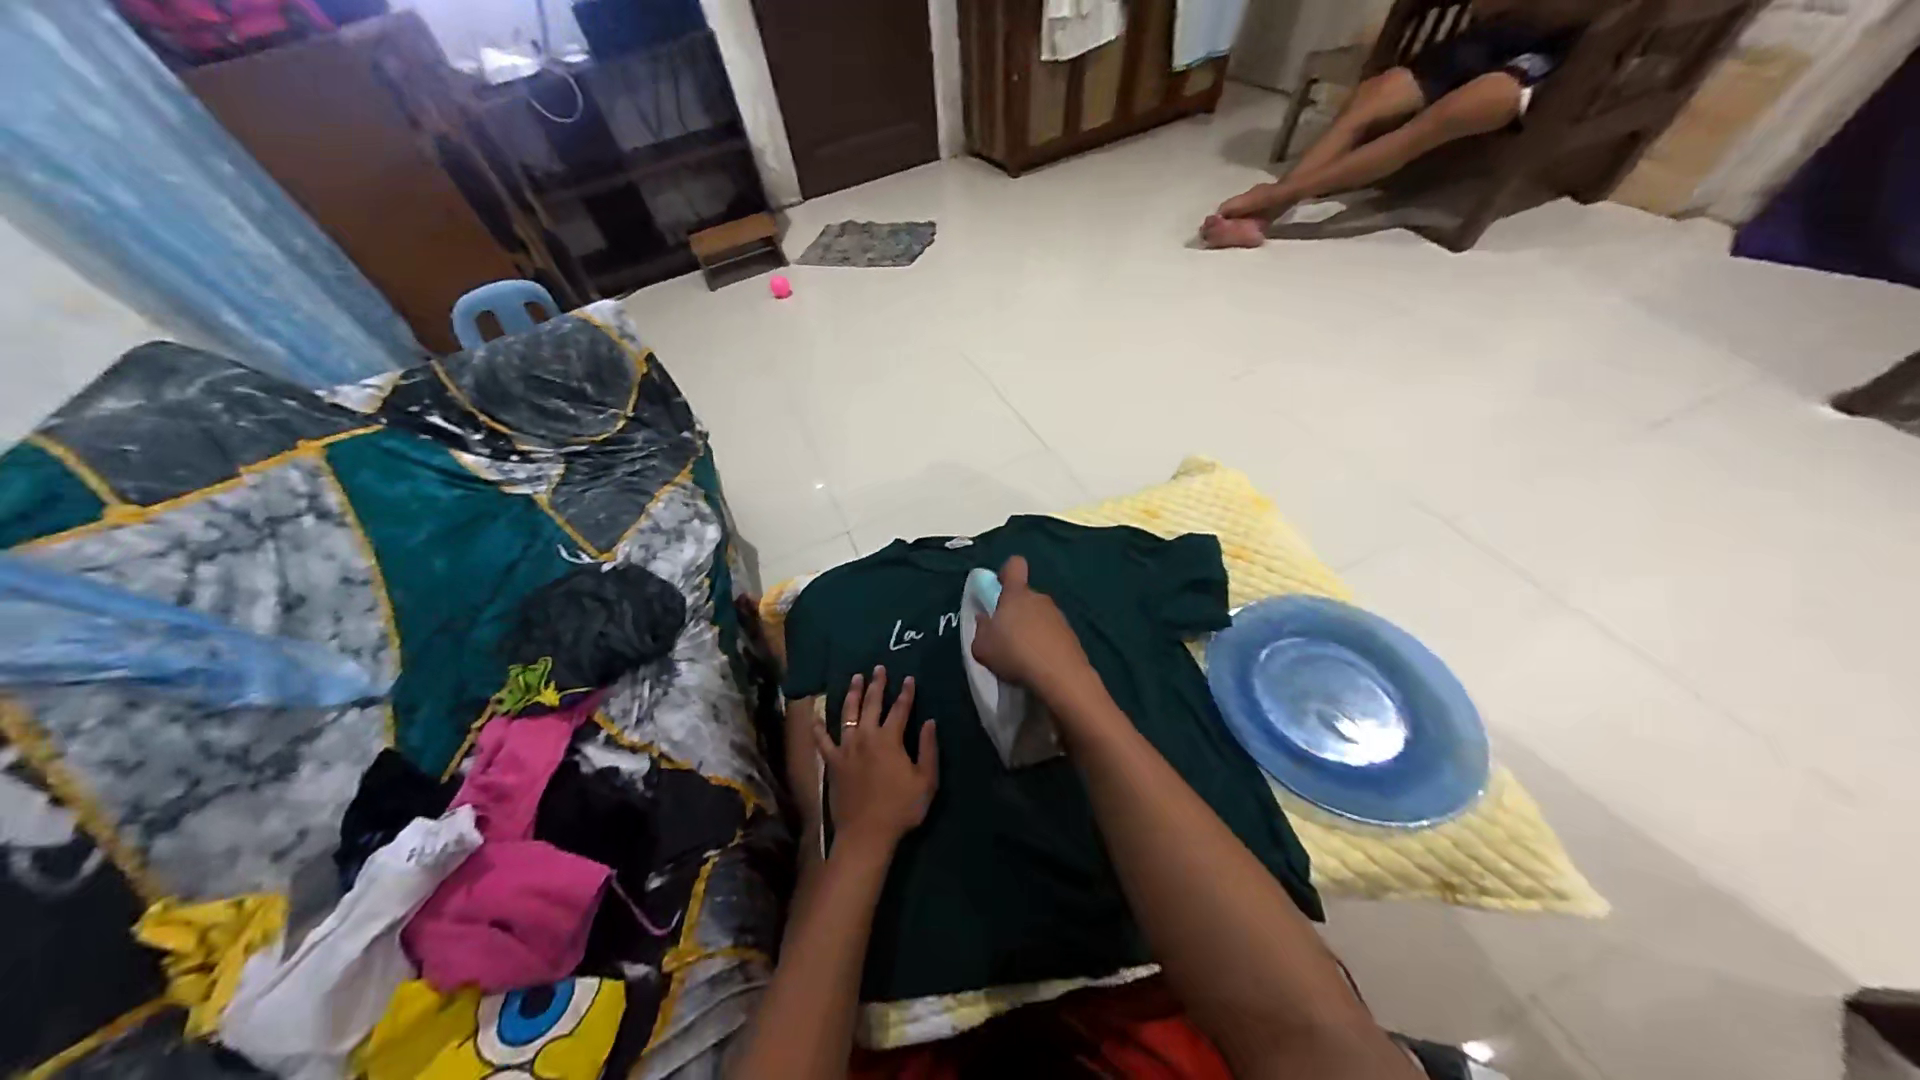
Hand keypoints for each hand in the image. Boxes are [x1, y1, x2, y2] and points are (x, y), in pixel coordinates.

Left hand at [812, 667, 937, 852]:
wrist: (867, 833)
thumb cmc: (901, 807)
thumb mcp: (926, 780)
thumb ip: (928, 748)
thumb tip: (930, 722)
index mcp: (890, 739)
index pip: (900, 708)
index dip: (906, 693)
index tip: (909, 678)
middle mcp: (866, 737)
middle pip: (871, 704)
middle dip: (877, 685)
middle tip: (878, 669)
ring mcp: (846, 749)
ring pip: (847, 714)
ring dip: (852, 694)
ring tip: (855, 678)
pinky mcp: (832, 763)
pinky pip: (823, 741)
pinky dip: (818, 728)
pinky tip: (815, 717)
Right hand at [968, 556, 1097, 703]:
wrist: (1060, 676)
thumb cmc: (1014, 653)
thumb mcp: (982, 646)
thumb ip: (981, 630)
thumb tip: (985, 620)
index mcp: (1016, 594)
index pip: (1014, 565)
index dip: (1006, 572)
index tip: (999, 589)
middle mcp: (1040, 599)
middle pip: (1025, 596)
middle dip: (1015, 611)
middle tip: (1004, 636)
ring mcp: (1059, 617)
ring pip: (1039, 616)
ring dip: (1031, 630)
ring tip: (1022, 656)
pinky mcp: (1071, 636)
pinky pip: (1052, 634)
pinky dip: (1045, 645)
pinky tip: (1038, 664)